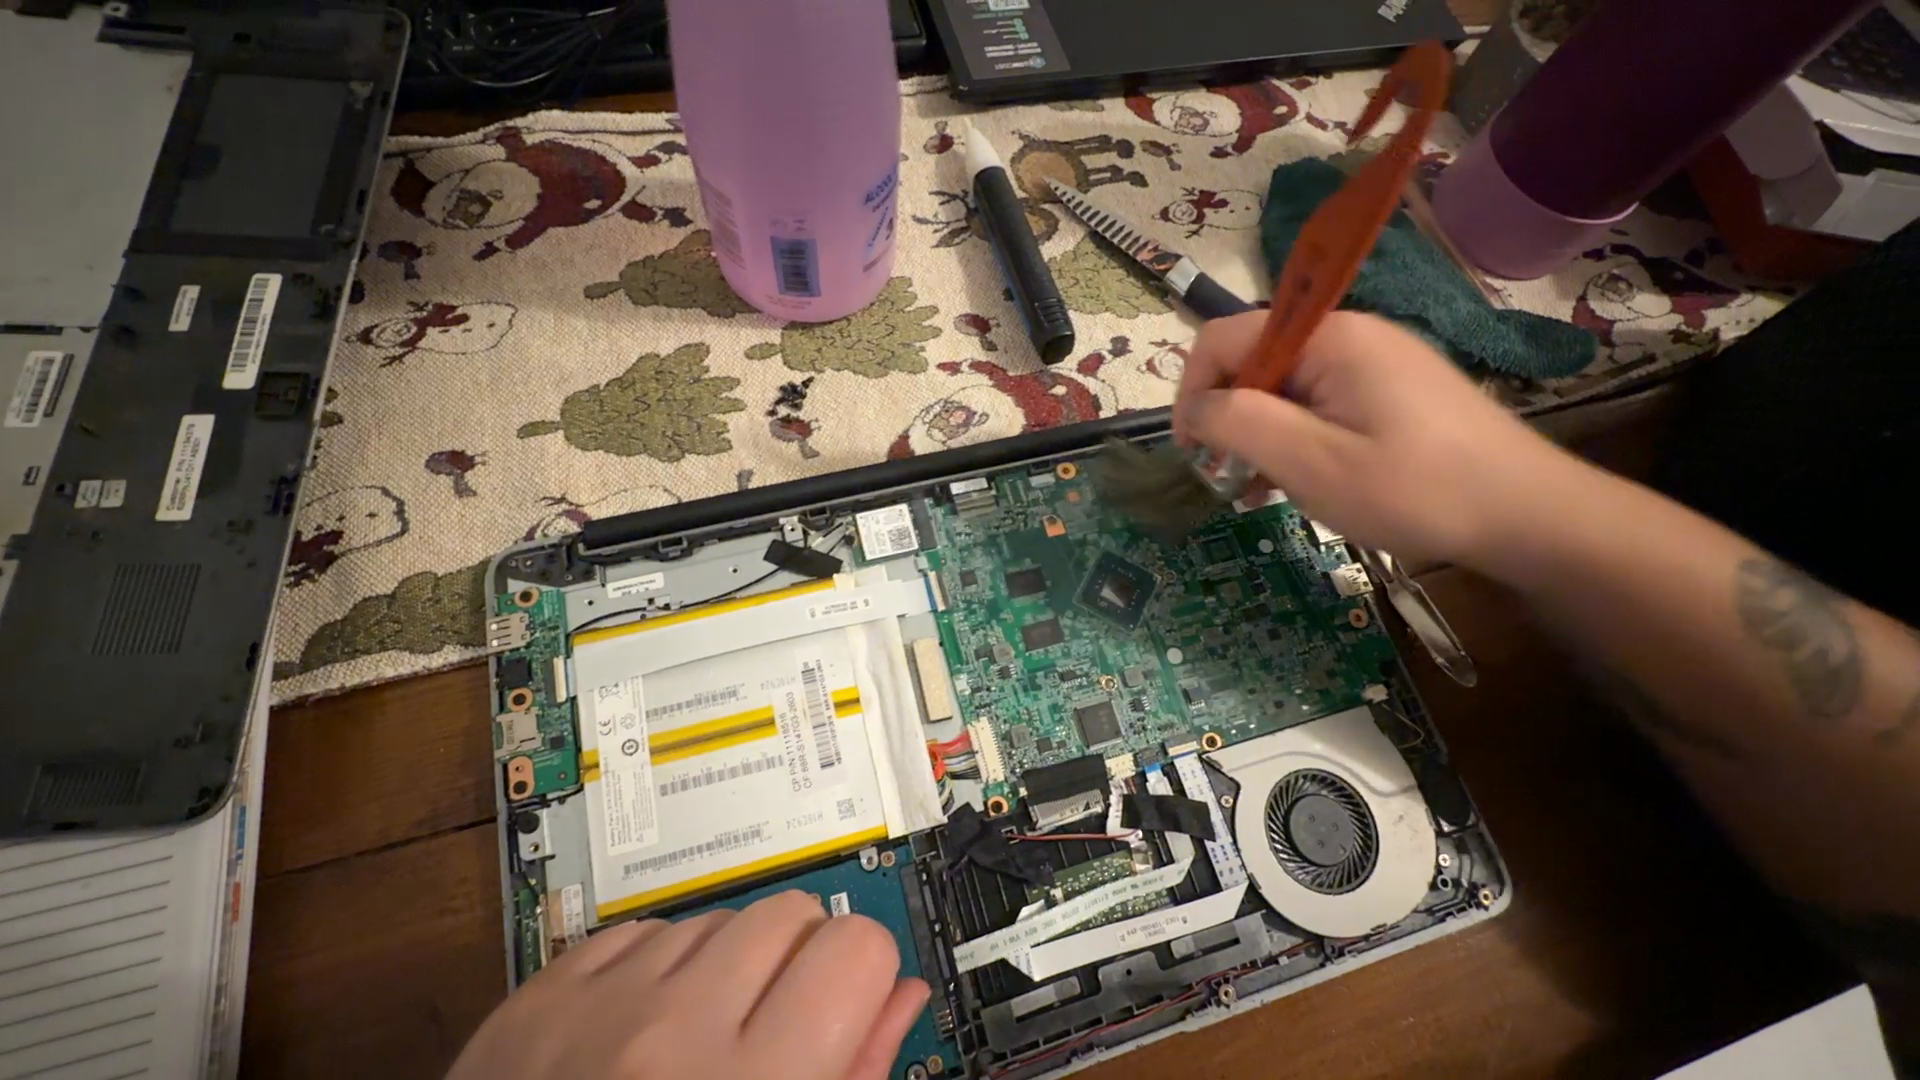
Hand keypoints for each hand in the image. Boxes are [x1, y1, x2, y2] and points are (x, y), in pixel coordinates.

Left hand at [445, 891, 929, 1079]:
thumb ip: (857, 1076)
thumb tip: (899, 994)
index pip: (856, 947)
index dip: (863, 976)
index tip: (846, 1007)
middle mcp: (674, 1031)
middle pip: (790, 912)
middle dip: (798, 960)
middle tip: (773, 1026)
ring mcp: (597, 1005)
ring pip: (718, 918)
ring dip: (726, 965)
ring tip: (699, 1040)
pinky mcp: (538, 997)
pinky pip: (641, 930)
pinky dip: (658, 967)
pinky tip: (643, 1031)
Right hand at [1172, 311, 1565, 569]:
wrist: (1528, 515)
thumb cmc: (1413, 489)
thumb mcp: (1311, 461)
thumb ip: (1238, 423)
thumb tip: (1194, 408)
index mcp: (1325, 337)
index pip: (1223, 339)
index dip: (1191, 392)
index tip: (1192, 452)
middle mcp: (1347, 335)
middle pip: (1253, 362)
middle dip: (1228, 419)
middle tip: (1230, 482)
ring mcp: (1373, 362)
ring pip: (1283, 388)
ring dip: (1259, 436)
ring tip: (1262, 491)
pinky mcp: (1389, 390)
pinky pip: (1318, 403)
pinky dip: (1295, 439)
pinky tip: (1301, 481)